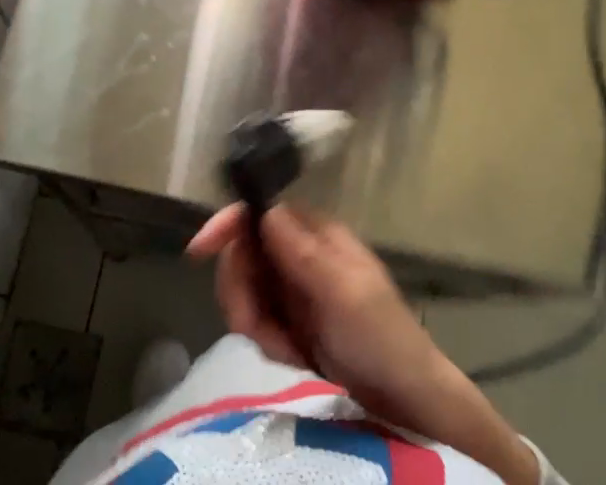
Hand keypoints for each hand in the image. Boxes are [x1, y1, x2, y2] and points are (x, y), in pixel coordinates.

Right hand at [187, 204, 444, 421]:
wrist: (408, 396)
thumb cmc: (382, 337)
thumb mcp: (344, 293)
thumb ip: (302, 253)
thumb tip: (264, 209)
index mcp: (316, 235)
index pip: (257, 215)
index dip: (225, 227)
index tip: (197, 251)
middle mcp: (300, 254)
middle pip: (242, 258)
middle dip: (242, 297)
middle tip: (257, 330)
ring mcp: (295, 288)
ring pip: (245, 294)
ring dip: (258, 326)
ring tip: (288, 352)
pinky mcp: (292, 319)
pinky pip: (258, 323)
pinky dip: (270, 342)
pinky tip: (296, 358)